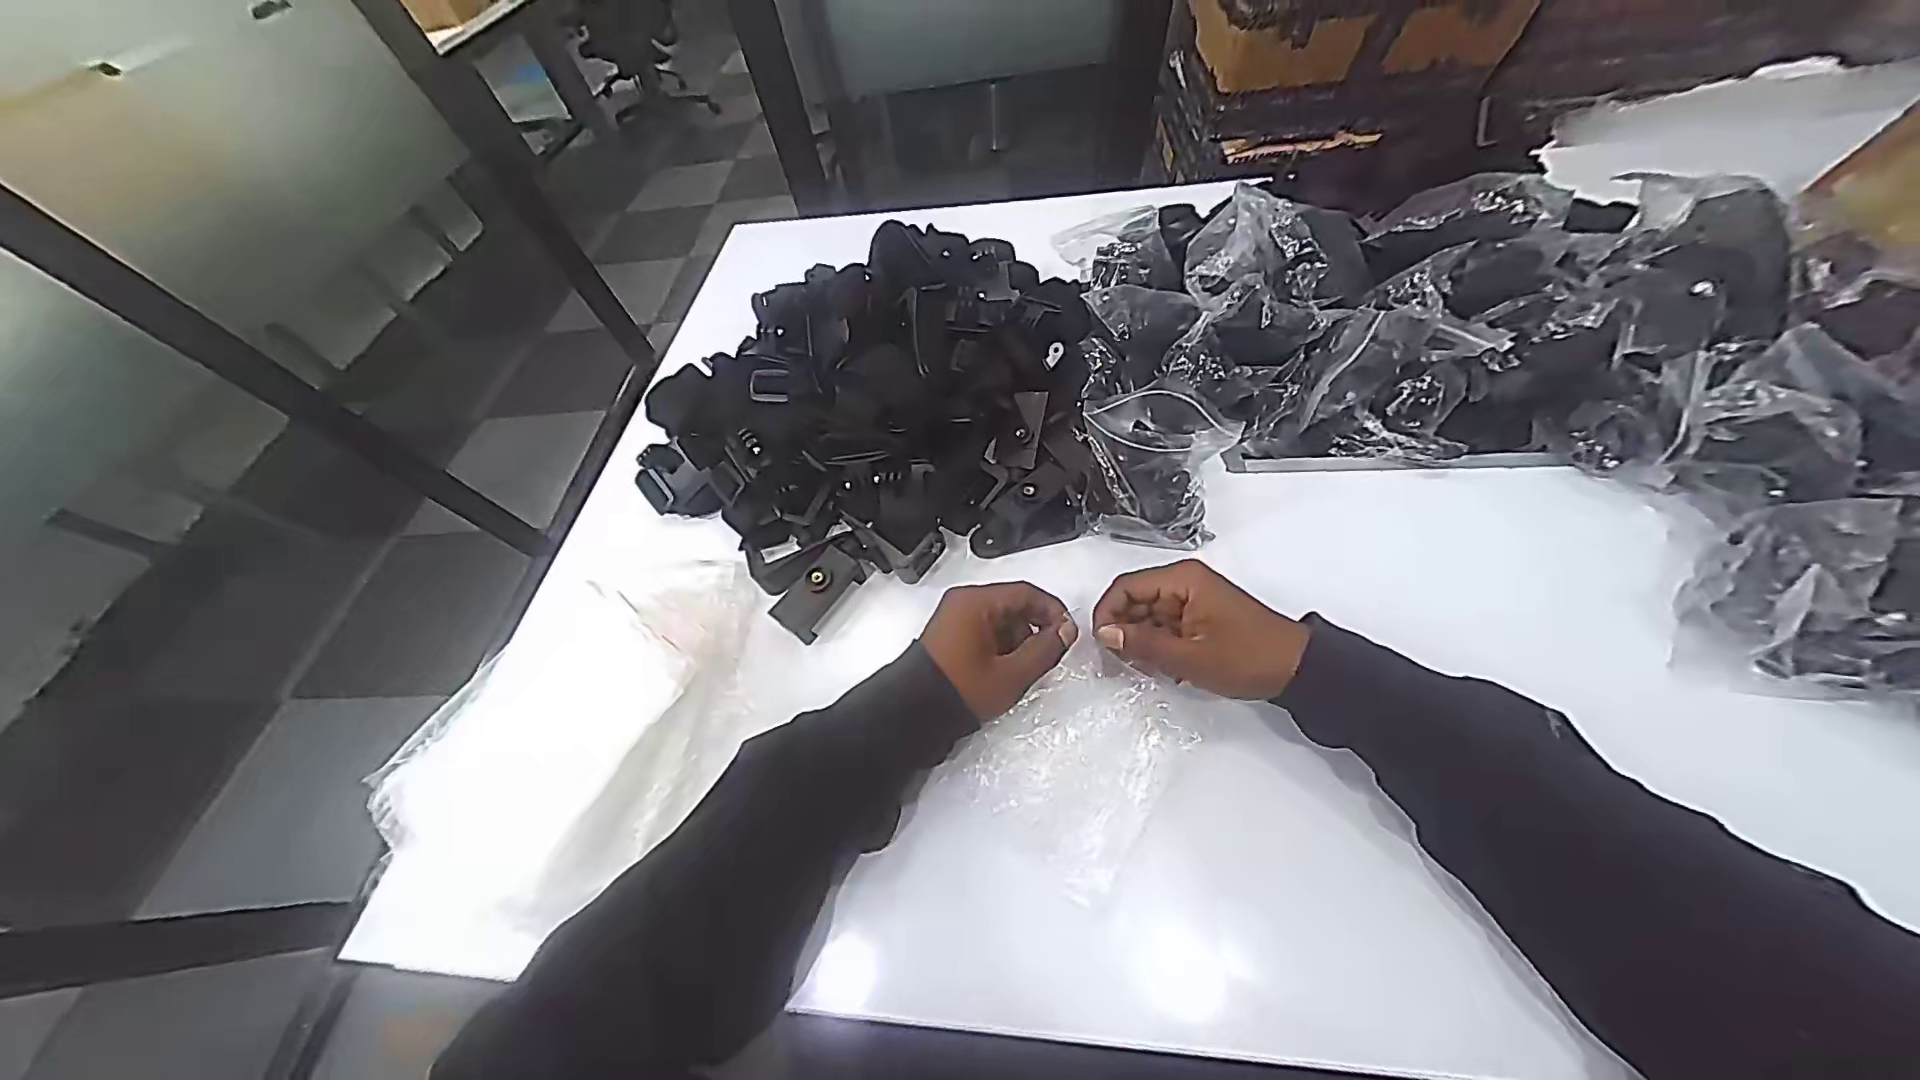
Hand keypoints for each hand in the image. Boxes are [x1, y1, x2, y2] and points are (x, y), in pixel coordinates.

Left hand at [921, 582, 1077, 719]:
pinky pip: (986, 630)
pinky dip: (1001, 646)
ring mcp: (954, 618)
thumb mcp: (1011, 673)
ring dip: (1019, 640)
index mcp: (975, 602)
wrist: (913, 713)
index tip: (1067, 631)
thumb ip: (1045, 649)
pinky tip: (1006, 670)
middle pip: (1013, 604)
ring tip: (1024, 668)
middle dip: (1035, 628)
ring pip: (1001, 619)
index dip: (1053, 611)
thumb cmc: (955, 690)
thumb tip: (1064, 632)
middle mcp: (962, 603)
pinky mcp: (951, 635)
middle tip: (1050, 652)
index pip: (1026, 593)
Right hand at [1092, 559, 1310, 698]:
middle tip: (1125, 662)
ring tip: (1151, 668)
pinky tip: (1167, 668)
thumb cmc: (1250, 657)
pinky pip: (1164, 625)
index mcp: (1183, 580)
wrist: (1298, 670)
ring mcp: (1192, 599)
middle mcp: (1184, 583)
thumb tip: (1105, 634)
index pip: (1126, 587)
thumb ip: (1142, 644)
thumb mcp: (1189, 657)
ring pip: (1147, 616)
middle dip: (1124, 630)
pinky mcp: (1198, 616)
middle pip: (1134, 600)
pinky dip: (1158, 646)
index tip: (1102, 642)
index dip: (1107, 613)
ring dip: (1142, 641)